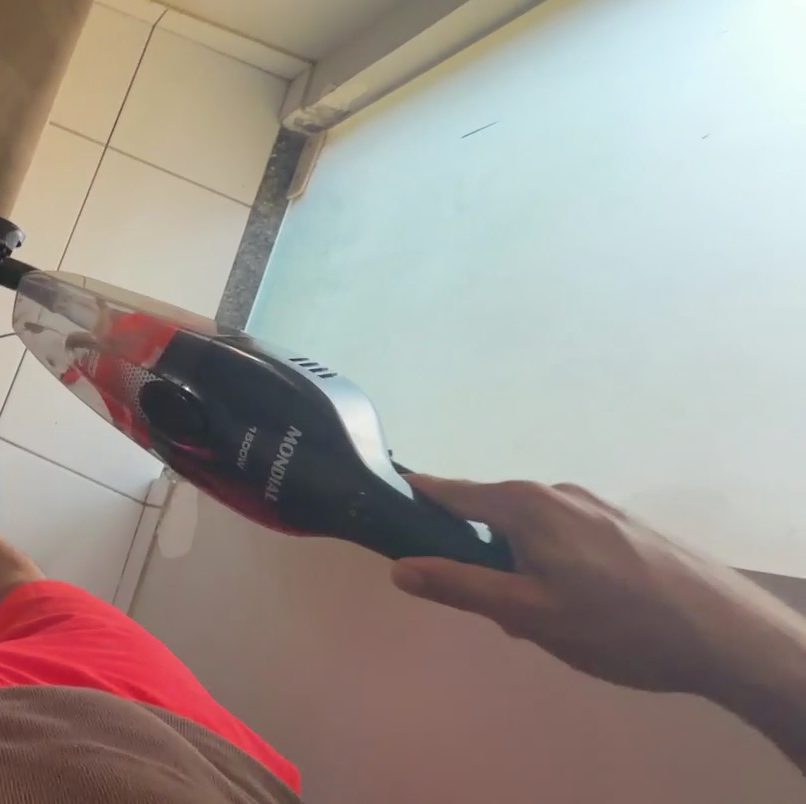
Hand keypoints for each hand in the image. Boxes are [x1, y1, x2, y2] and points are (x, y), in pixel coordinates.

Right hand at [393, 475, 805, 700]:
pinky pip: (568, 534)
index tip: (391, 522)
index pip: (442, 490)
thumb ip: (457, 586)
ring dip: (519, 560)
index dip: (411, 503)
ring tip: (546, 612)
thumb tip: (397, 569)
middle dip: (476, 551)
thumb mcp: (526, 613)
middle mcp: (553, 491)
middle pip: (487, 511)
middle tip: (491, 602)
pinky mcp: (630, 526)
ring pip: (530, 527)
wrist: (745, 645)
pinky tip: (587, 603)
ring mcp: (597, 506)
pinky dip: (557, 560)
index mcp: (520, 503)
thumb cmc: (621, 625)